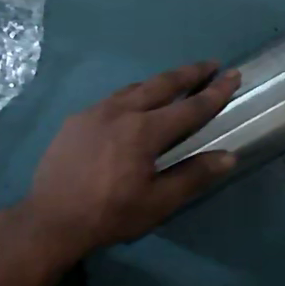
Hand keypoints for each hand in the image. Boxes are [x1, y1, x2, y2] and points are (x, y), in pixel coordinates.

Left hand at [16, 60, 240, 262]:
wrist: (51, 220)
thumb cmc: (110, 214)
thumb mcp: (158, 202)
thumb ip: (194, 176)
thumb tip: (228, 157)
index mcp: (144, 130)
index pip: (190, 107)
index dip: (215, 93)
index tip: (233, 76)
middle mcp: (120, 111)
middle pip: (162, 84)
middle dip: (190, 73)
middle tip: (211, 65)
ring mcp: (94, 112)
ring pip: (134, 88)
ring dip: (160, 82)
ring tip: (176, 81)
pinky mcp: (76, 120)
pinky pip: (112, 99)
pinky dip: (133, 95)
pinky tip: (133, 105)